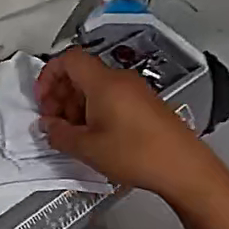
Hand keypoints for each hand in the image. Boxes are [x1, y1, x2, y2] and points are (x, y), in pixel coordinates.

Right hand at [35, 48, 223, 198]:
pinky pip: (113, 98)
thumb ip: (59, 134)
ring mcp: (136, 91)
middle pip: (81, 73)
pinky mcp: (146, 105)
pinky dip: (96, 111)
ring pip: (96, 87)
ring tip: (74, 133)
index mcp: (103, 82)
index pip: (68, 60)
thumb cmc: (140, 154)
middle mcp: (121, 80)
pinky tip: (96, 136)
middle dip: (61, 94)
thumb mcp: (87, 148)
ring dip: (77, 105)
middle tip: (54, 120)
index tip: (43, 98)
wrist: (184, 168)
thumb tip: (49, 127)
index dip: (49, 76)